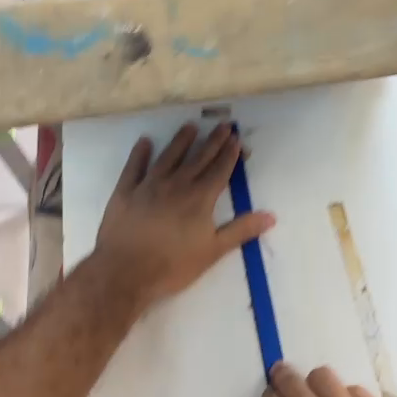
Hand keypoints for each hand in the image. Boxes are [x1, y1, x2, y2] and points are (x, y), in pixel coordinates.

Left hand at [90, 123, 274, 308]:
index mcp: (199, 198)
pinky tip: (144, 141)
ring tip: (190, 126)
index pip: (219, 171)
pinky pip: (134, 167)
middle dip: (213, 141)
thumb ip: (241, 231)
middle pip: (198, 158)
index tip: (237, 138)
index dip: (229, 154)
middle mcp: (176, 185)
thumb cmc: (172, 266)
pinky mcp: (125, 192)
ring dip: (181, 141)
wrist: (125, 272)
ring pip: (168, 157)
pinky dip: (139, 153)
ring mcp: (148, 185)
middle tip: (223, 125)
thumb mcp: (213, 252)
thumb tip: (271, 216)